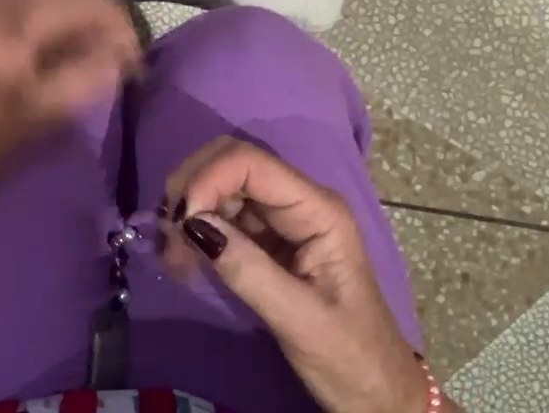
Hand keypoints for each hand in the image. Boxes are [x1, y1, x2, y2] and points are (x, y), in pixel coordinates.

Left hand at [0, 0, 139, 192]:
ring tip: (90, 46)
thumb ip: (87, 77)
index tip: (134, 63)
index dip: (122, 27)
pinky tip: (54, 39)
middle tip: (116, 52)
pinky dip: (51, 1)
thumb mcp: (38, 120)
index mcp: (15, 23)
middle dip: (103, 9)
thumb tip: (123, 52)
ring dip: (78, 2)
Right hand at [161, 137, 426, 412]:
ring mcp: (280, 218)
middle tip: (169, 233)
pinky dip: (195, 228)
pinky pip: (220, 213)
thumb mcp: (301, 321)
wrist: (380, 400)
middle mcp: (297, 201)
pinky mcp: (265, 238)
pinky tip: (183, 257)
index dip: (207, 178)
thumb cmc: (352, 362)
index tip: (181, 223)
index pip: (249, 161)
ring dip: (188, 208)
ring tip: (173, 252)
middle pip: (229, 160)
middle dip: (192, 186)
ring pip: (219, 184)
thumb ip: (248, 270)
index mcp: (318, 210)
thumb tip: (192, 225)